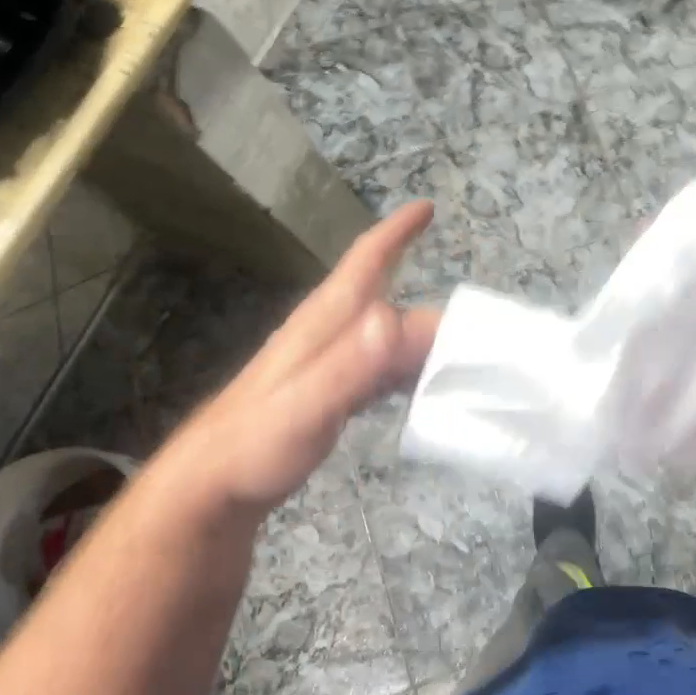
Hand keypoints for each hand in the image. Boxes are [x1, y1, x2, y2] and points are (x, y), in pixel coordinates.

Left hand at [155, 201, 440, 519]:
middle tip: (485, 336)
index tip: (427, 208)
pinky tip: (426, 390)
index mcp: (325, 323)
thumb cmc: (254, 444)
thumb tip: (397, 317)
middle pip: (391, 306)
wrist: (209, 486)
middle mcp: (329, 334)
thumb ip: (350, 366)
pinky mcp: (329, 392)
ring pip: (389, 339)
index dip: (395, 233)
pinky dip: (410, 371)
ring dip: (426, 342)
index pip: (365, 263)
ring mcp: (328, 364)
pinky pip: (382, 369)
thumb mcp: (305, 406)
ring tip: (468, 361)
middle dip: (437, 314)